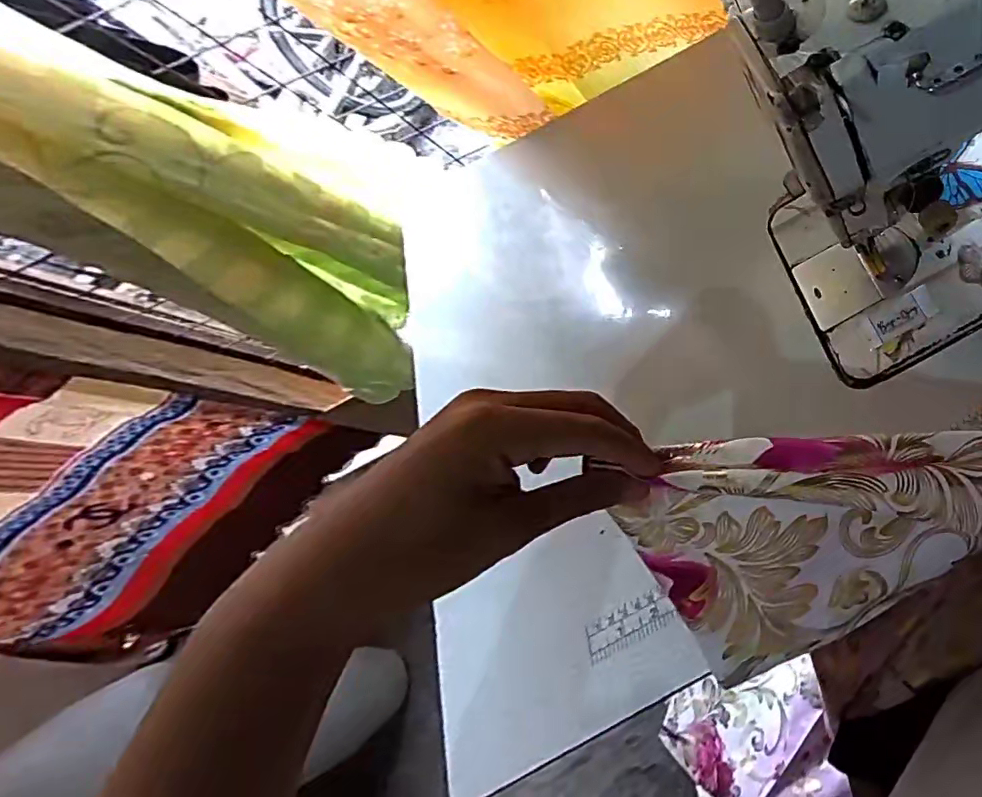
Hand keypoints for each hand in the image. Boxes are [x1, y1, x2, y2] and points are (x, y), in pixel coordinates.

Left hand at [227, 390, 661, 640]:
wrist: (319, 581)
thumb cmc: (416, 558)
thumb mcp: (509, 528)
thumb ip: (580, 496)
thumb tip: (638, 484)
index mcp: (496, 422)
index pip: (584, 427)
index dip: (629, 448)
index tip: (661, 473)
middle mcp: (487, 401)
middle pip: (575, 405)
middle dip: (616, 434)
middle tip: (645, 470)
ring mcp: (471, 408)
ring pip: (554, 409)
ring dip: (590, 434)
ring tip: (612, 471)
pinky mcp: (461, 424)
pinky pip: (528, 418)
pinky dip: (558, 436)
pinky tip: (559, 467)